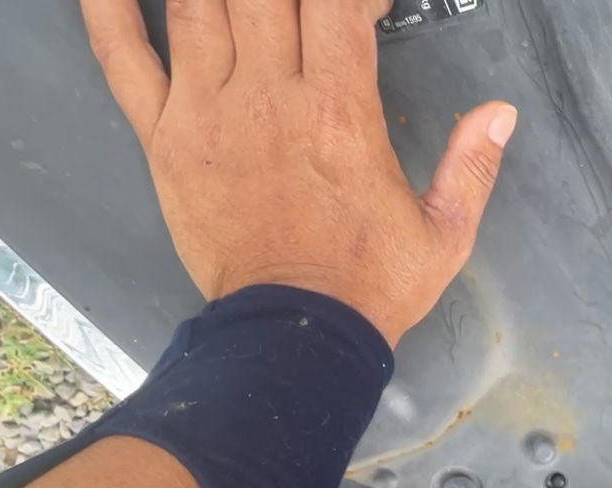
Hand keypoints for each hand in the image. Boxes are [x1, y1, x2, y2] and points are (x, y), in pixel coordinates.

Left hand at [81, 0, 517, 344]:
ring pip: (193, 1)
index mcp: (342, 116)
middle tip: (312, 5)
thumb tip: (502, 113)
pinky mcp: (164, 136)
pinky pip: (120, 52)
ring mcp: (206, 110)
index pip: (337, 7)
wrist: (301, 331)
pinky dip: (109, 8)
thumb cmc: (377, 284)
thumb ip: (472, 167)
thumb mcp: (447, 233)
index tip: (374, 3)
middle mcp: (268, 96)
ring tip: (252, 1)